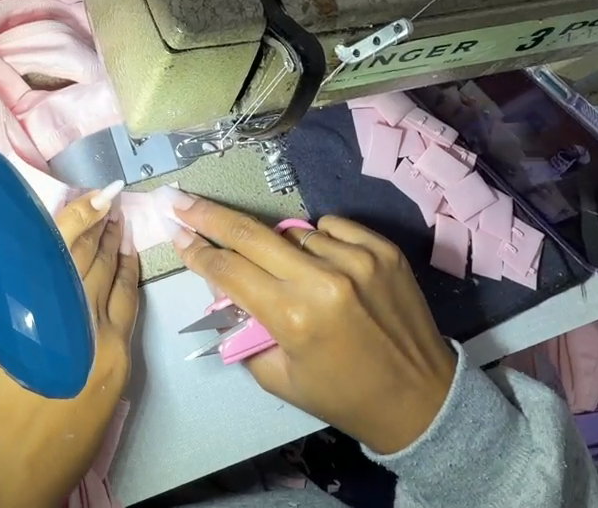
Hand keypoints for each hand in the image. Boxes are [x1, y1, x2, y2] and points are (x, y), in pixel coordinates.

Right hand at [0, 184, 140, 507]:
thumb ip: (10, 285)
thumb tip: (28, 254)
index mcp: (37, 304)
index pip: (67, 247)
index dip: (84, 215)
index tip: (100, 193)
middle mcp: (77, 323)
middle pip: (95, 264)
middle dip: (104, 231)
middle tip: (112, 207)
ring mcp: (102, 352)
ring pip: (118, 290)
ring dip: (120, 257)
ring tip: (122, 231)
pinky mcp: (115, 378)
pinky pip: (126, 320)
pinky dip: (127, 291)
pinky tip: (127, 277)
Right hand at [172, 195, 455, 454]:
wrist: (422, 400)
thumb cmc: (343, 394)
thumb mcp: (281, 376)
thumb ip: (246, 329)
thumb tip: (224, 287)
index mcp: (294, 317)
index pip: (229, 270)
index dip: (197, 250)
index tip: (175, 230)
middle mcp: (322, 281)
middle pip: (249, 233)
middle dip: (208, 215)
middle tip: (180, 198)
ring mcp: (356, 259)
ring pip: (292, 232)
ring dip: (280, 246)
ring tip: (296, 277)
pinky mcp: (382, 249)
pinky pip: (330, 226)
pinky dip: (319, 240)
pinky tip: (326, 264)